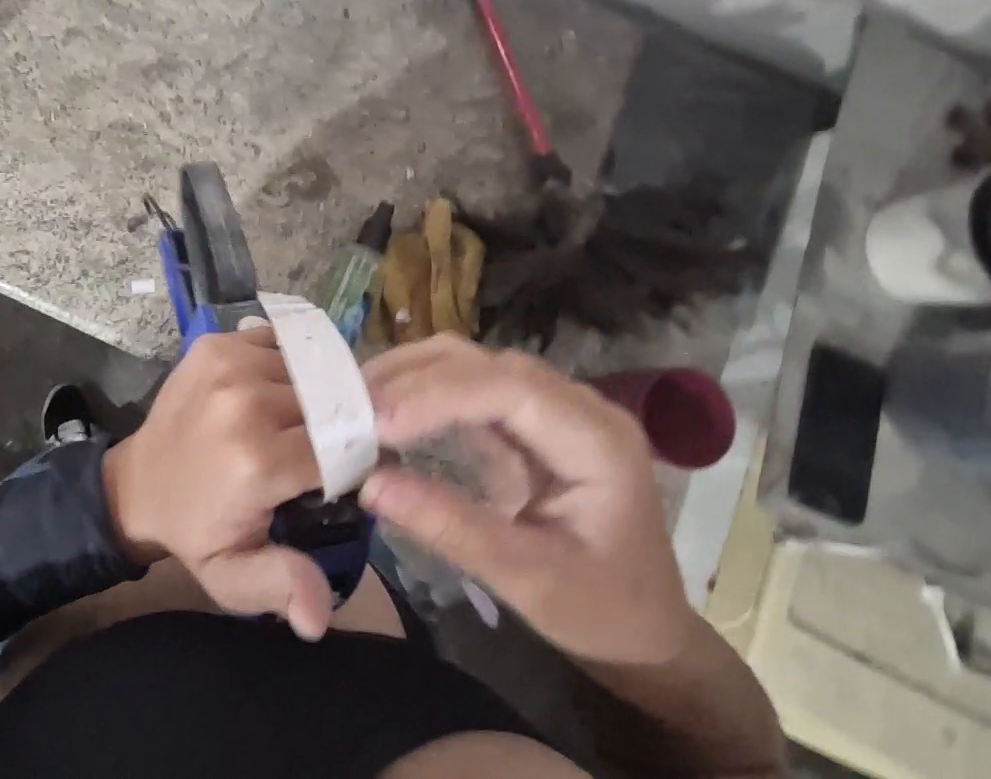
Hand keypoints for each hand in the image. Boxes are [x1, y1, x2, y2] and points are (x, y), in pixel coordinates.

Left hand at [103, 327, 332, 639]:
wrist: (137, 485)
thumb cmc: (196, 531)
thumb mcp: (233, 575)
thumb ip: (280, 587)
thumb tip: (318, 620)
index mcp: (258, 460)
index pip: (344, 446)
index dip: (355, 460)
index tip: (348, 476)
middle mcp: (245, 402)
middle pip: (329, 402)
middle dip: (336, 423)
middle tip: (324, 446)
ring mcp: (227, 364)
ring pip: (308, 369)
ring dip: (312, 391)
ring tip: (298, 419)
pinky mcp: (214, 344)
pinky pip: (278, 342)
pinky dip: (288, 363)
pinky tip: (278, 389)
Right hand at [358, 334, 699, 665]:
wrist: (642, 627)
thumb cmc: (599, 610)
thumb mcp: (527, 579)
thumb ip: (450, 527)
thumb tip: (369, 484)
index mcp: (597, 441)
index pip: (510, 389)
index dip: (437, 396)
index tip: (375, 423)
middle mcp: (578, 407)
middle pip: (486, 364)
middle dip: (413, 379)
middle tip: (348, 408)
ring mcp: (553, 408)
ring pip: (472, 363)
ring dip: (411, 376)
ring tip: (356, 401)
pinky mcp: (527, 420)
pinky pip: (468, 386)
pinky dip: (421, 391)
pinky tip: (384, 409)